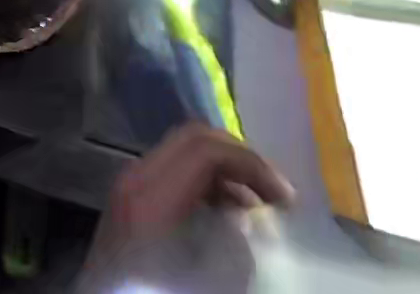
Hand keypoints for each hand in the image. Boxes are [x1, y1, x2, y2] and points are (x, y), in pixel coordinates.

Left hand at [77, 124, 294, 292]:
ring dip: (223, 171)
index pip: (204, 149)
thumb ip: (236, 242)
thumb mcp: (215, 281)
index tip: (289, 201)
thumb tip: (243, 216)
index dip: (252, 165)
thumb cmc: (162, 293)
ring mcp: (129, 184)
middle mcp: (136, 175)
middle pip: (190, 140)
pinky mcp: (131, 198)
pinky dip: (205, 183)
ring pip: (181, 154)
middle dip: (239, 160)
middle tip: (277, 196)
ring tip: (260, 210)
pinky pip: (172, 174)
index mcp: (153, 192)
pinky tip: (229, 216)